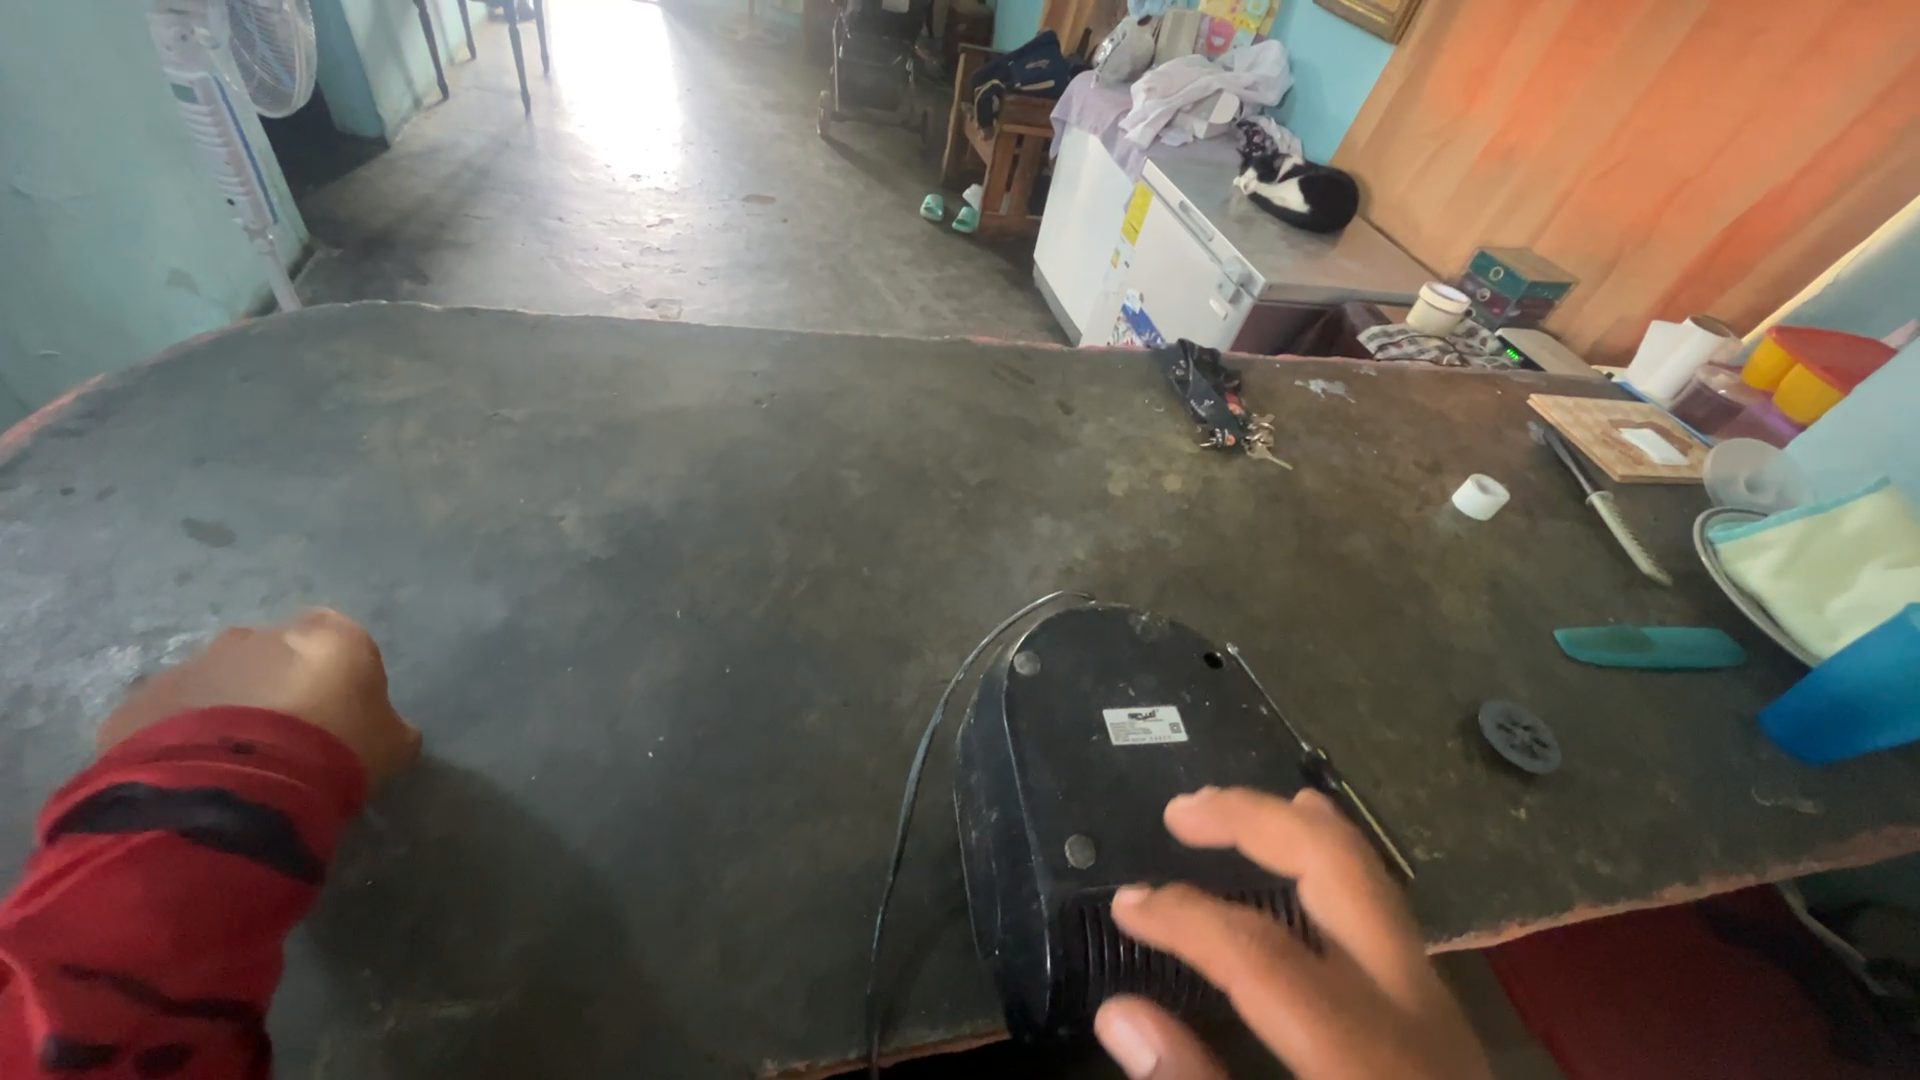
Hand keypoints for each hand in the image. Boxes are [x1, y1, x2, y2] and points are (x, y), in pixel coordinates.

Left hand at [98, 608, 421, 788]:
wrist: (233, 787)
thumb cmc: (336, 750)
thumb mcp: (394, 742)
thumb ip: (391, 724)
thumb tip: (386, 728)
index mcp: (332, 634)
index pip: (343, 639)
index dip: (342, 674)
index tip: (344, 710)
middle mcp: (262, 634)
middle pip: (277, 654)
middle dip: (281, 684)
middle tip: (291, 734)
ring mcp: (194, 663)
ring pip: (220, 681)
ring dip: (230, 707)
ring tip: (240, 757)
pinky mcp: (140, 701)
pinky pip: (171, 714)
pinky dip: (183, 733)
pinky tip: (199, 769)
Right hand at [1094, 787, 1490, 1079]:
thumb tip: (1120, 1015)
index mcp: (1377, 1068)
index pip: (1267, 960)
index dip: (1186, 920)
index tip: (1127, 905)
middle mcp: (1421, 1023)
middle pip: (1341, 876)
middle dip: (1254, 823)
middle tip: (1182, 811)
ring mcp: (1443, 1019)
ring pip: (1372, 880)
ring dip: (1296, 830)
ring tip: (1234, 807)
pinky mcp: (1444, 1032)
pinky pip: (1382, 914)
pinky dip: (1332, 866)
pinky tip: (1304, 855)